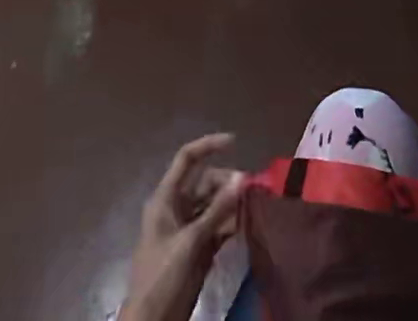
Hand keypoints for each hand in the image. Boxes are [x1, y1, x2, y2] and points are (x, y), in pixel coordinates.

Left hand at [117, 134, 247, 320]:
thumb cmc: (163, 276)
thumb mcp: (190, 241)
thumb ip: (217, 210)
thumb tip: (242, 177)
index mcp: (165, 198)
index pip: (186, 159)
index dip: (208, 145)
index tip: (235, 141)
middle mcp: (177, 207)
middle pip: (205, 182)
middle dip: (228, 181)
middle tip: (252, 189)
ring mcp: (188, 228)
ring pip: (214, 204)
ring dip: (233, 203)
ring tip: (255, 205)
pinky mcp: (198, 248)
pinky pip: (218, 226)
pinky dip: (232, 223)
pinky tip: (249, 224)